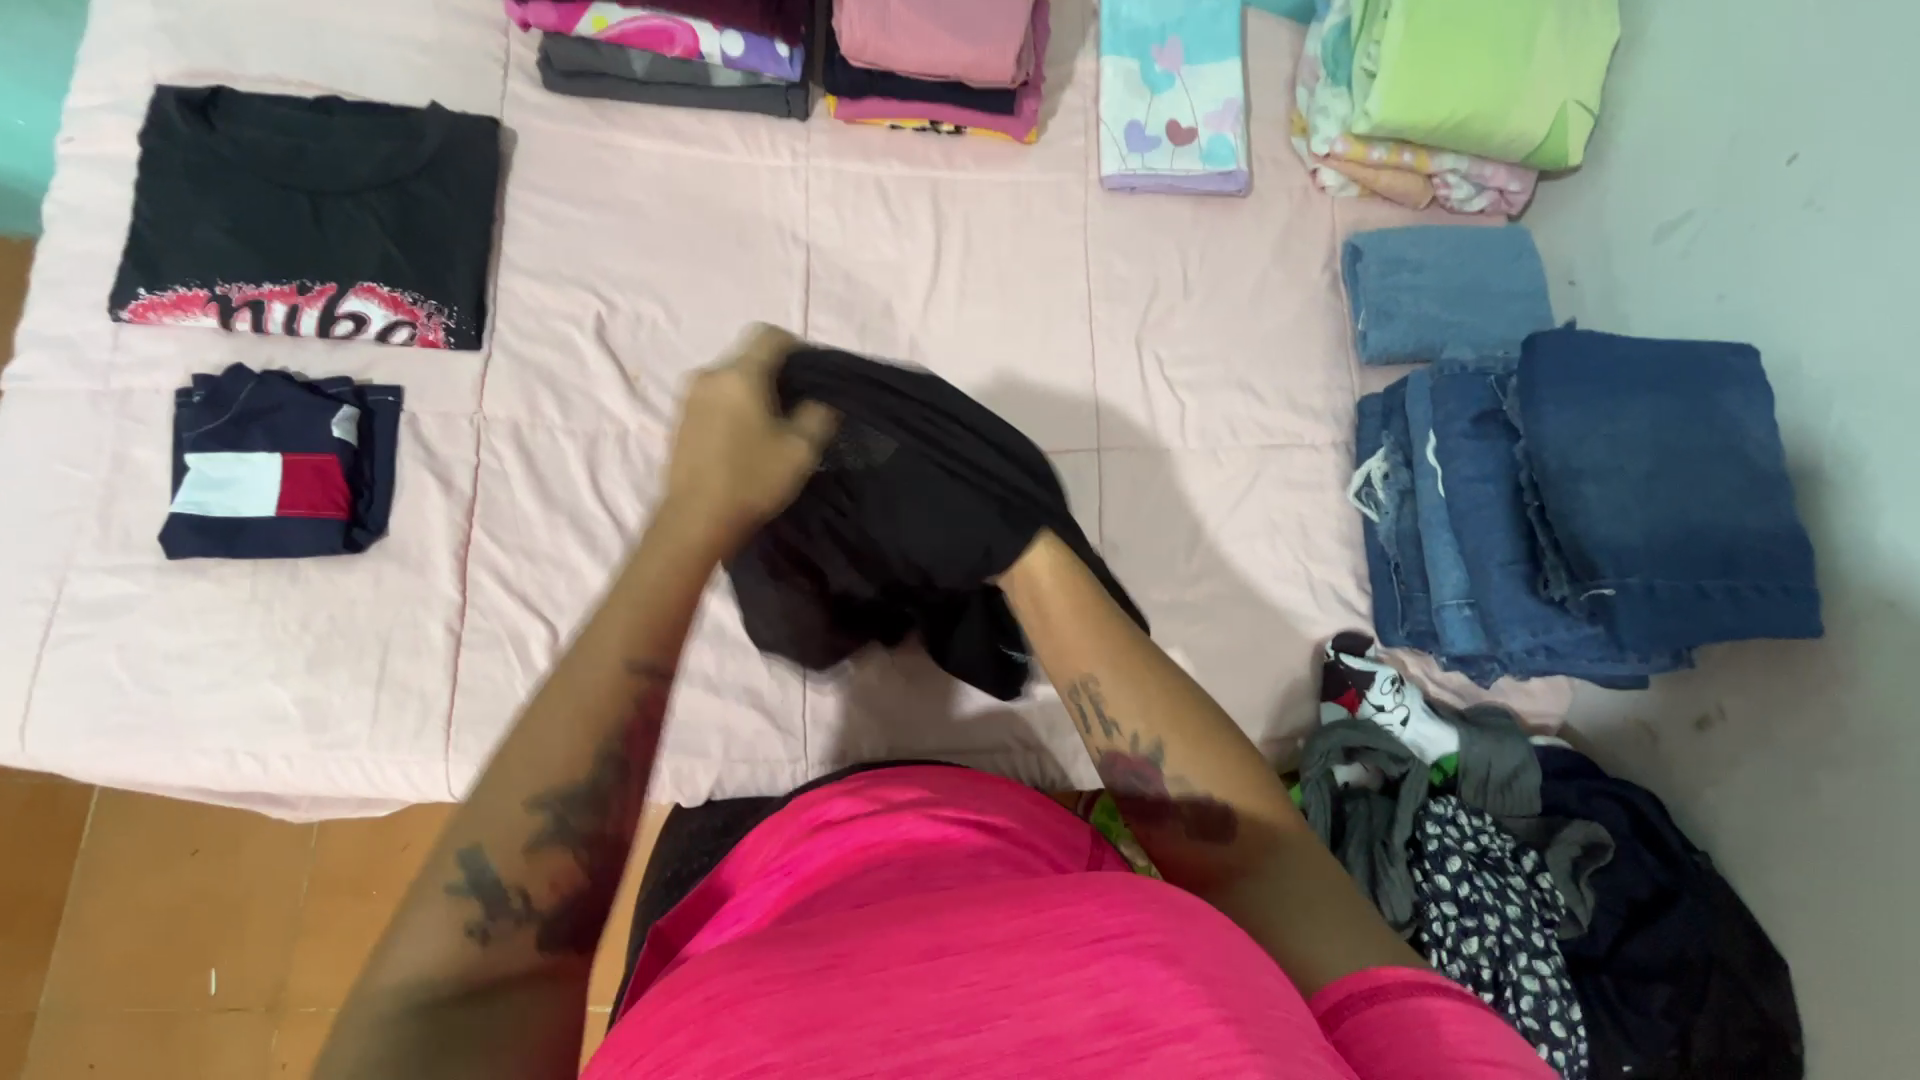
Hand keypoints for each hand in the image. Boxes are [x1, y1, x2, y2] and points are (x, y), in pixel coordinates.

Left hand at [661, 324, 837, 549]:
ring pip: (731, 380)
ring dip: (753, 393)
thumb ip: (819, 415)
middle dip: (776, 374)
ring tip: (773, 426)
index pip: (770, 335)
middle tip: (798, 407)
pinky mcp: (678, 420)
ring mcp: (688, 397)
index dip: (798, 347)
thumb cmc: (751, 480)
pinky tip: (746, 440)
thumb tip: (822, 401)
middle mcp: (708, 375)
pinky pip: (715, 399)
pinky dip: (733, 408)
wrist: (694, 520)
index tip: (813, 376)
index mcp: (739, 374)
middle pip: (749, 357)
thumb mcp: (801, 450)